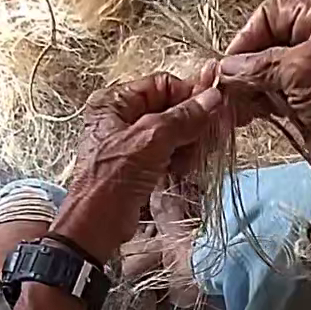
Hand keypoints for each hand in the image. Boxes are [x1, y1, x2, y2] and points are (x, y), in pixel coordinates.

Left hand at [51, 72, 222, 263]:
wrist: (96, 225)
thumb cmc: (114, 178)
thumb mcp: (151, 140)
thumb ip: (183, 117)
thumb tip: (213, 97)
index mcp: (114, 102)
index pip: (161, 85)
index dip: (188, 95)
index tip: (212, 110)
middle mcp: (119, 118)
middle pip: (168, 109)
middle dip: (190, 124)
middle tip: (205, 139)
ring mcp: (129, 144)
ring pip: (171, 133)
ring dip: (187, 144)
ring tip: (190, 159)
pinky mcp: (137, 166)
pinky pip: (166, 153)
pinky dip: (178, 159)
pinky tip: (183, 169)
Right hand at [216, 0, 310, 196]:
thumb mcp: (304, 69)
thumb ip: (261, 65)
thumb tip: (225, 69)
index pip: (272, 13)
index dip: (247, 38)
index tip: (228, 67)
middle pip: (264, 44)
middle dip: (242, 68)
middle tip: (223, 92)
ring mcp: (308, 72)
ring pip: (261, 73)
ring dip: (243, 90)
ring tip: (230, 109)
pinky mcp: (301, 101)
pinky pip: (266, 97)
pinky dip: (250, 105)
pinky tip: (239, 117)